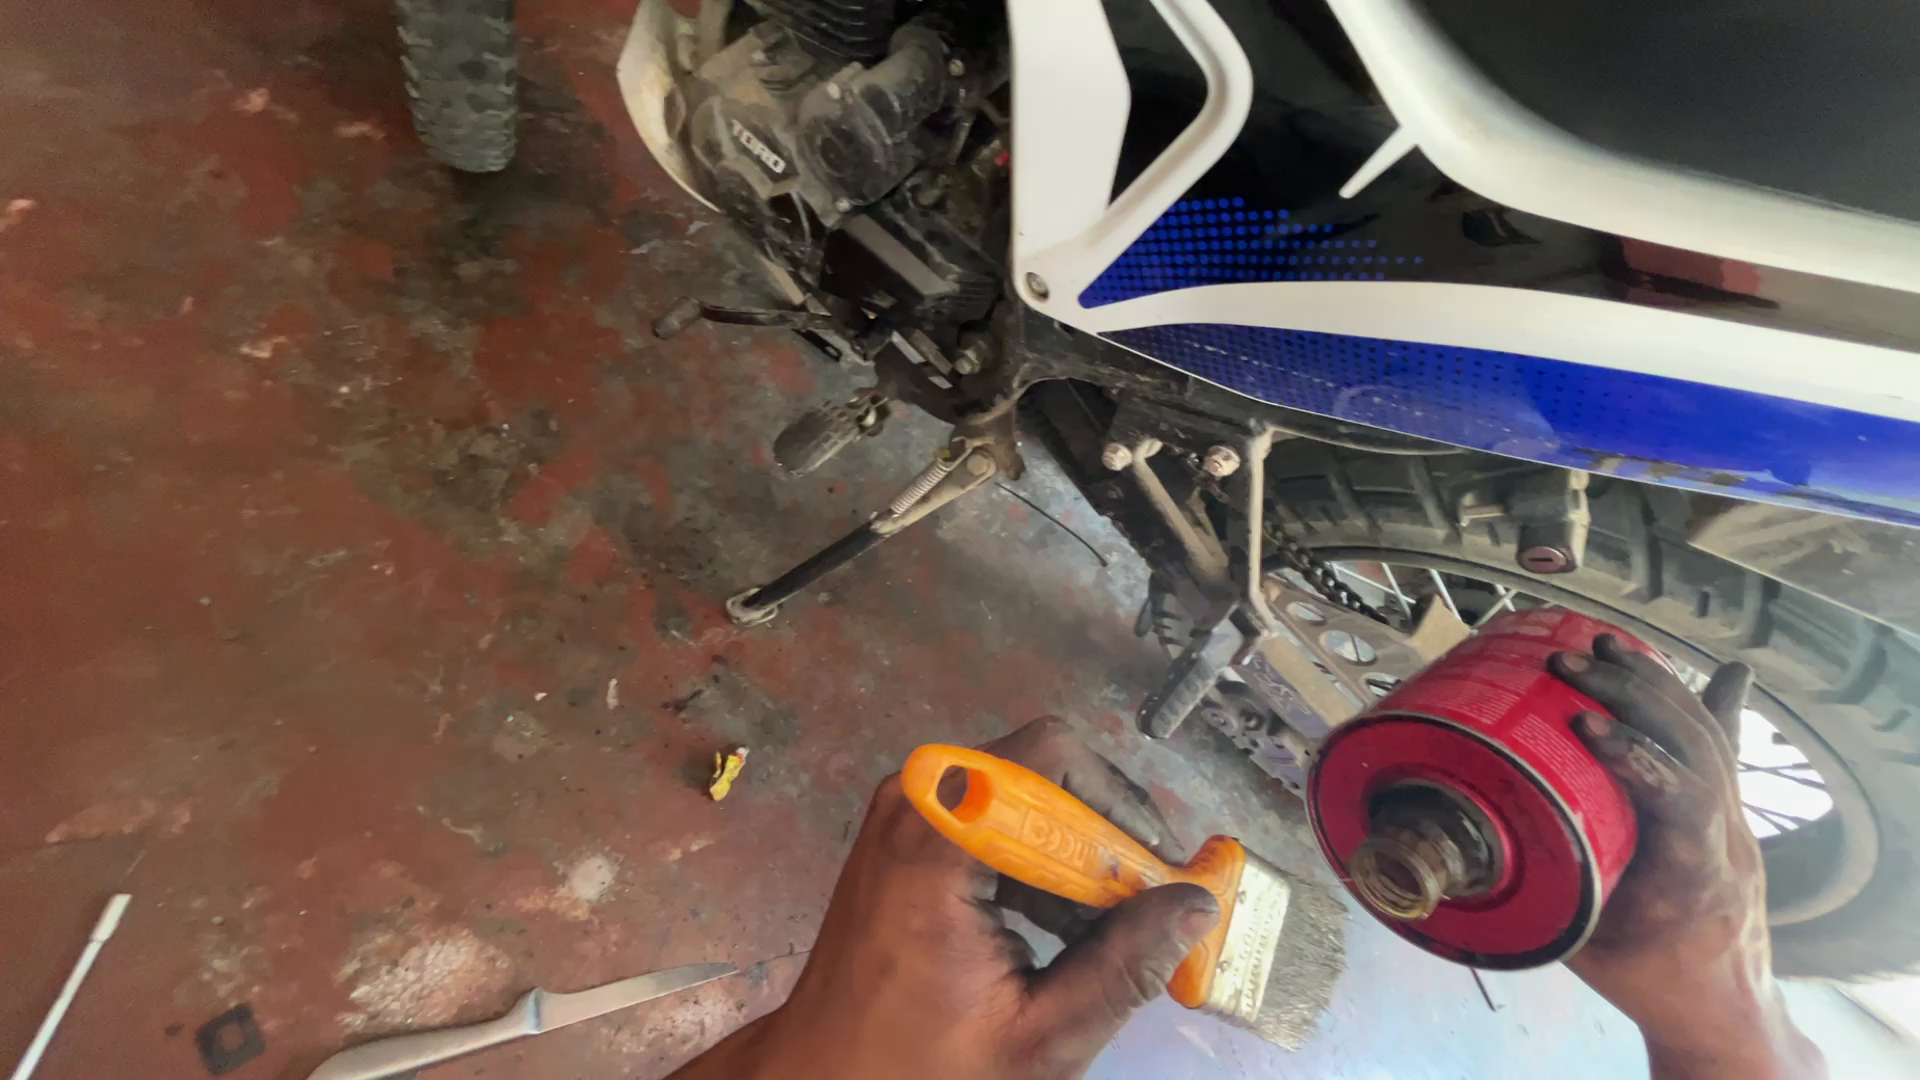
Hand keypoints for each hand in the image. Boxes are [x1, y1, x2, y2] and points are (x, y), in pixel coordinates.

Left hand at [669, 717, 1219, 1079]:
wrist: (820, 1076)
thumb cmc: (920, 1065)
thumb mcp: (1038, 1036)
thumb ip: (1122, 967)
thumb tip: (1195, 904)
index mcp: (939, 837)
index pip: (1050, 755)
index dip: (1115, 799)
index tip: (1153, 868)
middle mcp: (918, 796)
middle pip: (1040, 768)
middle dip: (1100, 832)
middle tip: (1141, 900)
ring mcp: (907, 806)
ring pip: (1020, 792)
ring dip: (1071, 849)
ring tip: (1105, 926)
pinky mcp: (907, 827)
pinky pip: (991, 814)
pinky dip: (1035, 858)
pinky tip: (1059, 924)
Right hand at [1550, 635, 1822, 1078]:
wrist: (1723, 1011)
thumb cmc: (1644, 976)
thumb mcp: (1576, 940)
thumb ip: (1518, 890)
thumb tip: (1441, 858)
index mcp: (1691, 872)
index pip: (1680, 799)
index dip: (1636, 755)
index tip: (1580, 723)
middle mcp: (1723, 837)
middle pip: (1699, 747)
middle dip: (1633, 694)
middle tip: (1566, 663)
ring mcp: (1732, 822)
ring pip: (1712, 738)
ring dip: (1656, 684)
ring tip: (1604, 645)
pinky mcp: (1726, 815)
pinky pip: (1726, 750)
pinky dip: (1714, 704)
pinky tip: (1719, 670)